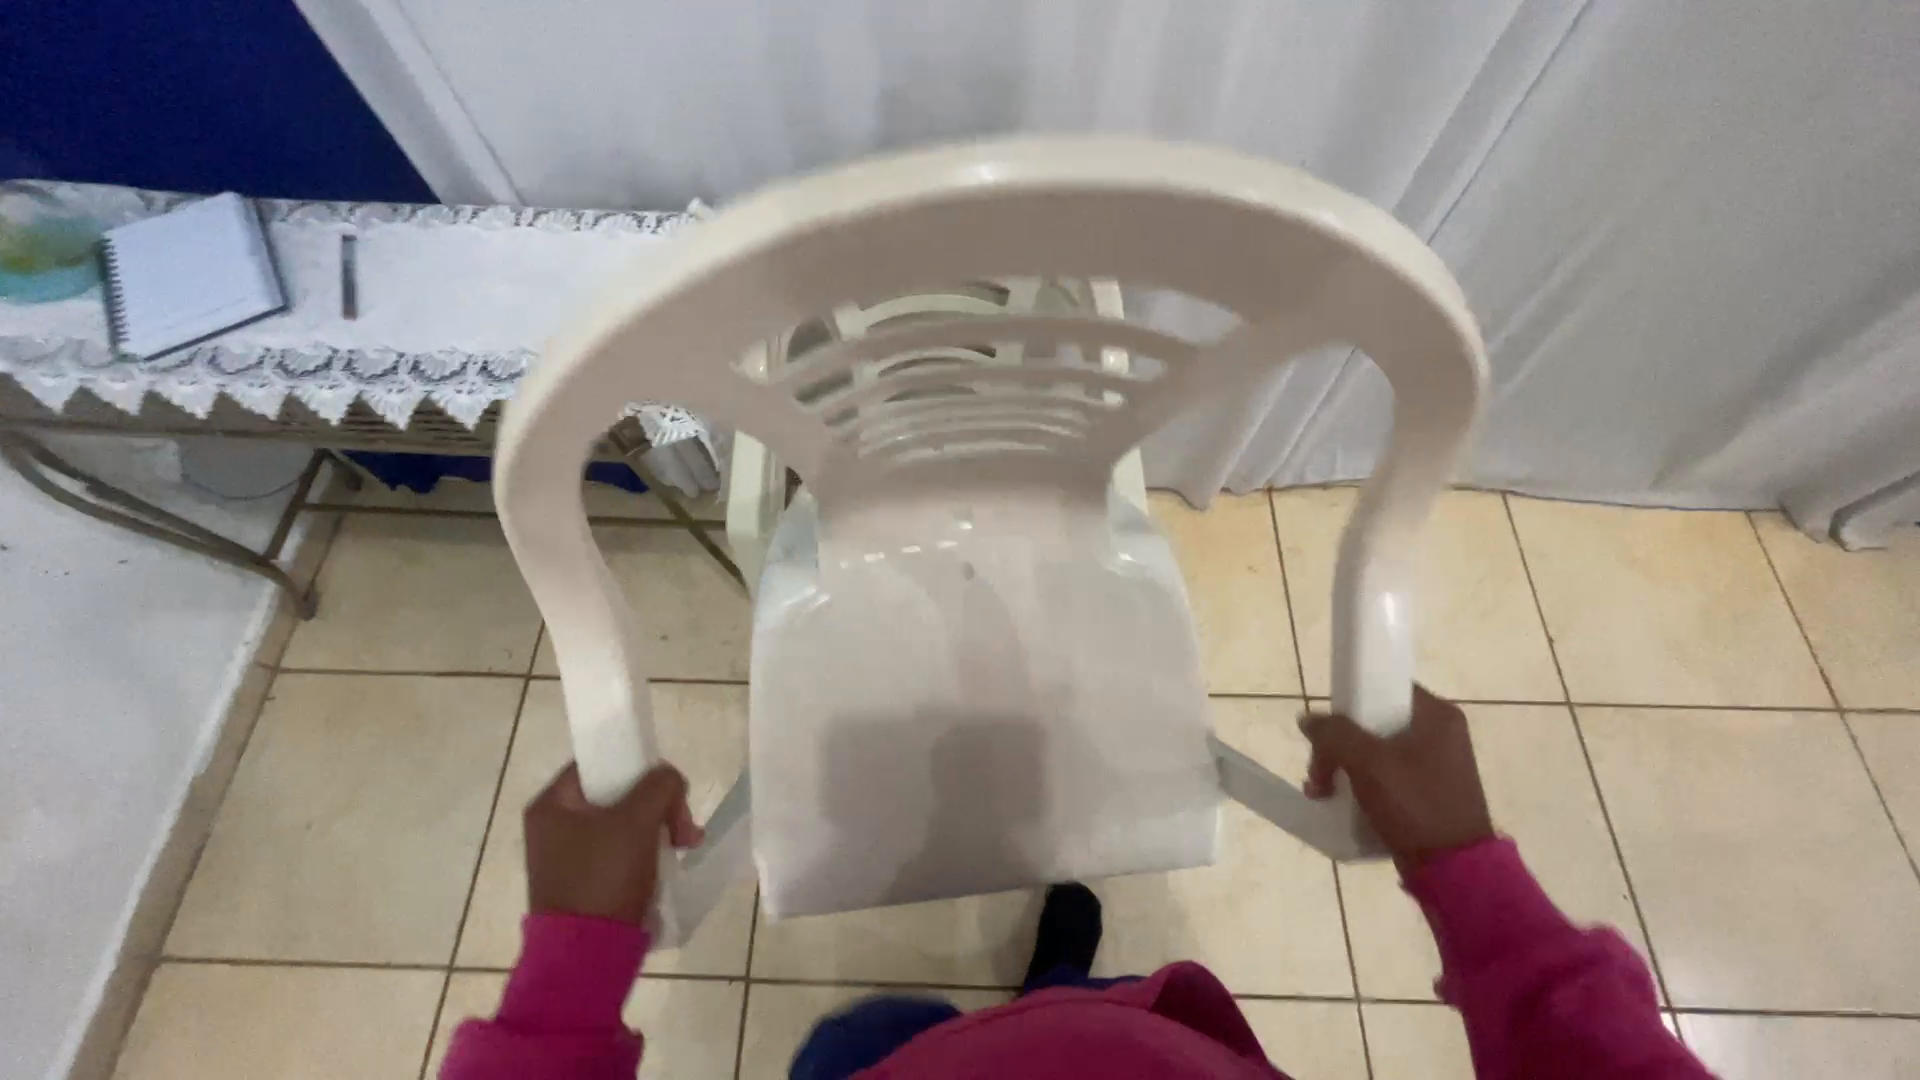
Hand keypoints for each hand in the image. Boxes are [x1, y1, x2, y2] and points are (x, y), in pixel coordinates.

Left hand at [524, 763, 704, 925]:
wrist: (588, 956)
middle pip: (619, 792)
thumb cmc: (605, 876)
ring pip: (627, 821)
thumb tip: (668, 779)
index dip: (637, 765)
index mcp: (552, 804)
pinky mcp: (587, 881)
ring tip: (687, 844)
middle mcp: (554, 826)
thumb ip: (660, 783)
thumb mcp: (638, 818)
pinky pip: (624, 849)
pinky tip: (671, 861)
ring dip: (662, 827)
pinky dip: (650, 850)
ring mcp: (569, 856)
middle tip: (683, 824)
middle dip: (660, 805)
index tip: (666, 787)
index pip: (599, 762)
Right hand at [1299, 685, 1493, 866]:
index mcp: (1437, 715)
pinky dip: (1358, 781)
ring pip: (1372, 749)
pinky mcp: (1426, 789)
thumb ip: (1334, 733)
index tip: (1328, 728)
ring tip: (1321, 791)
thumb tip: (1308, 719)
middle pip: (1371, 721)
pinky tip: (1336, 799)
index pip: (1383, 686)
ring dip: (1341, 766)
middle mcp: (1440, 733)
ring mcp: (1434, 763)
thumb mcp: (1367, 763)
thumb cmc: (1415, 805)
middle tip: (1319, 771)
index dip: (1349, 702)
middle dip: (1337, 745)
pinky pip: (1382, 772)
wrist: (1454, 871)